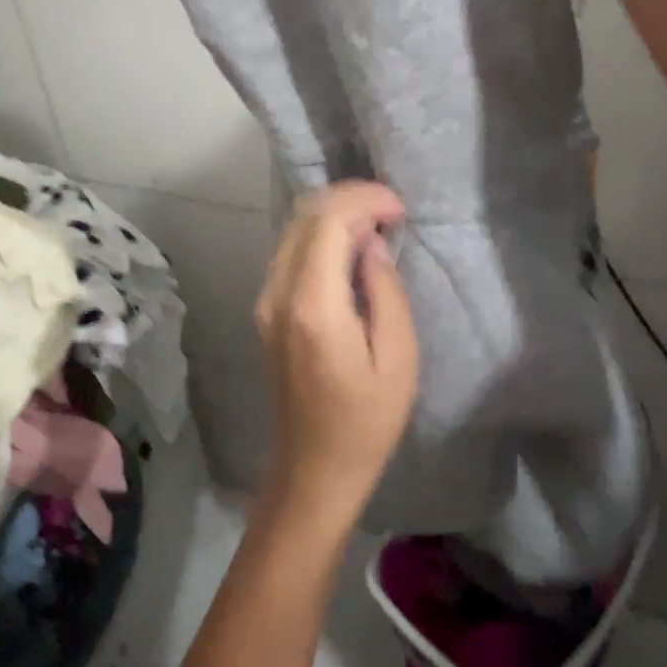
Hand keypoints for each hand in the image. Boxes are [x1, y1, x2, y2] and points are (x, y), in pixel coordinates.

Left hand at [253, 181, 419, 510]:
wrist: (315, 468)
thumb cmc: (367, 421)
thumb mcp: (398, 359)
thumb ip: (386, 292)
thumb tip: (372, 245)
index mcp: (312, 305)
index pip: (328, 220)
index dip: (365, 200)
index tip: (400, 210)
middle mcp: (278, 294)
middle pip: (305, 216)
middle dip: (349, 199)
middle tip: (392, 213)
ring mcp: (265, 302)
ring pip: (293, 230)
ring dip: (334, 216)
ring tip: (377, 227)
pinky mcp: (266, 311)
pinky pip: (290, 253)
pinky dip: (320, 237)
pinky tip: (352, 251)